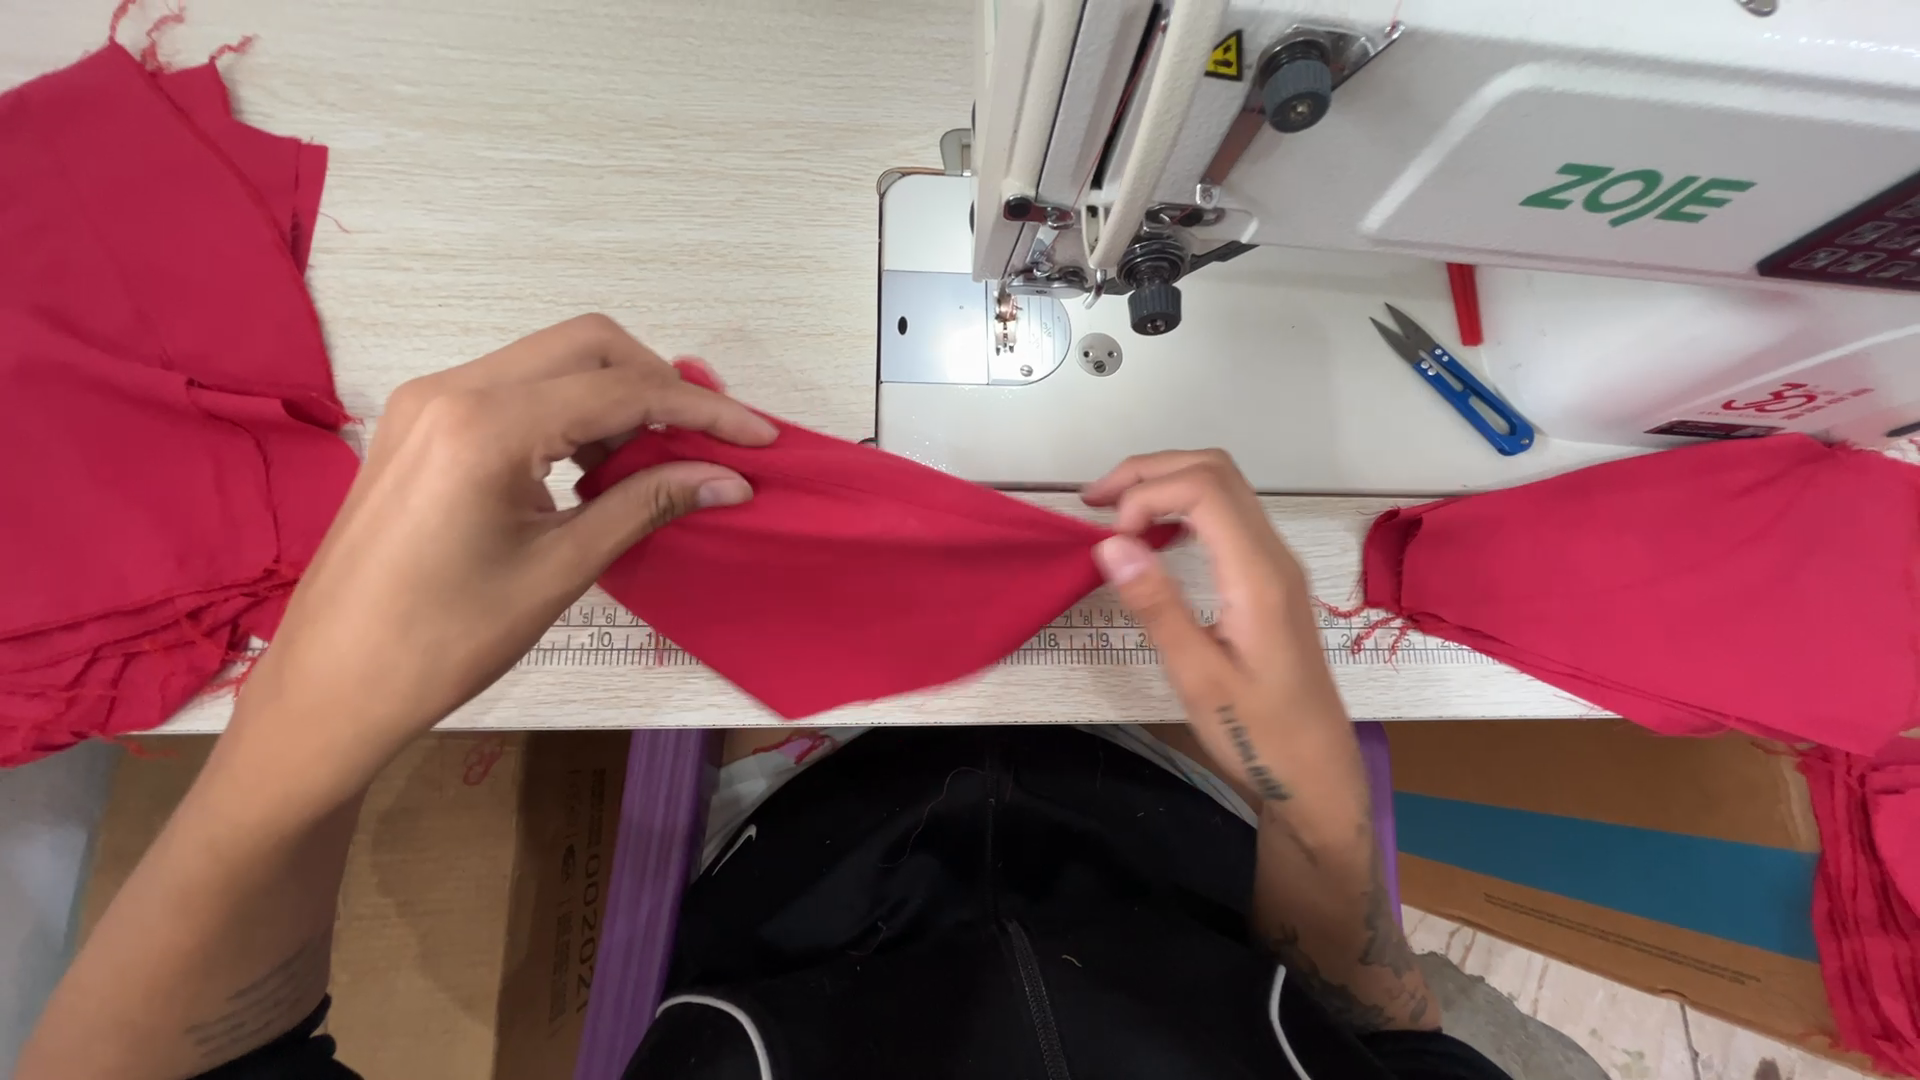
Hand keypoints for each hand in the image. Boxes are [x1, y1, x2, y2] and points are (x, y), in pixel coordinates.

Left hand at [226, 314, 776, 796]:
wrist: (331, 684)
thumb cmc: (448, 639)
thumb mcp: (563, 569)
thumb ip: (649, 505)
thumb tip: (731, 480)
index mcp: (486, 426)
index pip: (623, 391)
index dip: (704, 411)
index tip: (760, 438)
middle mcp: (454, 388)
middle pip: (590, 344)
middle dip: (664, 382)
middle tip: (710, 438)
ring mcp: (432, 399)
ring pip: (556, 359)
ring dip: (621, 394)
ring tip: (658, 458)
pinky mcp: (426, 421)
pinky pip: (523, 387)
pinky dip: (579, 409)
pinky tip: (597, 463)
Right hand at [1083, 450, 1352, 811]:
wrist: (1317, 772)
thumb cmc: (1257, 734)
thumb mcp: (1198, 678)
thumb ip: (1157, 605)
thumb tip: (1111, 543)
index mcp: (1258, 574)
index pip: (1203, 488)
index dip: (1146, 494)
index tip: (1111, 537)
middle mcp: (1273, 554)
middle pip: (1214, 470)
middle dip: (1148, 471)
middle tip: (1095, 500)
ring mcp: (1276, 562)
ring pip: (1222, 485)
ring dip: (1165, 483)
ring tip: (1115, 511)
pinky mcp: (1269, 576)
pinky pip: (1226, 514)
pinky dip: (1182, 505)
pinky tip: (1153, 537)